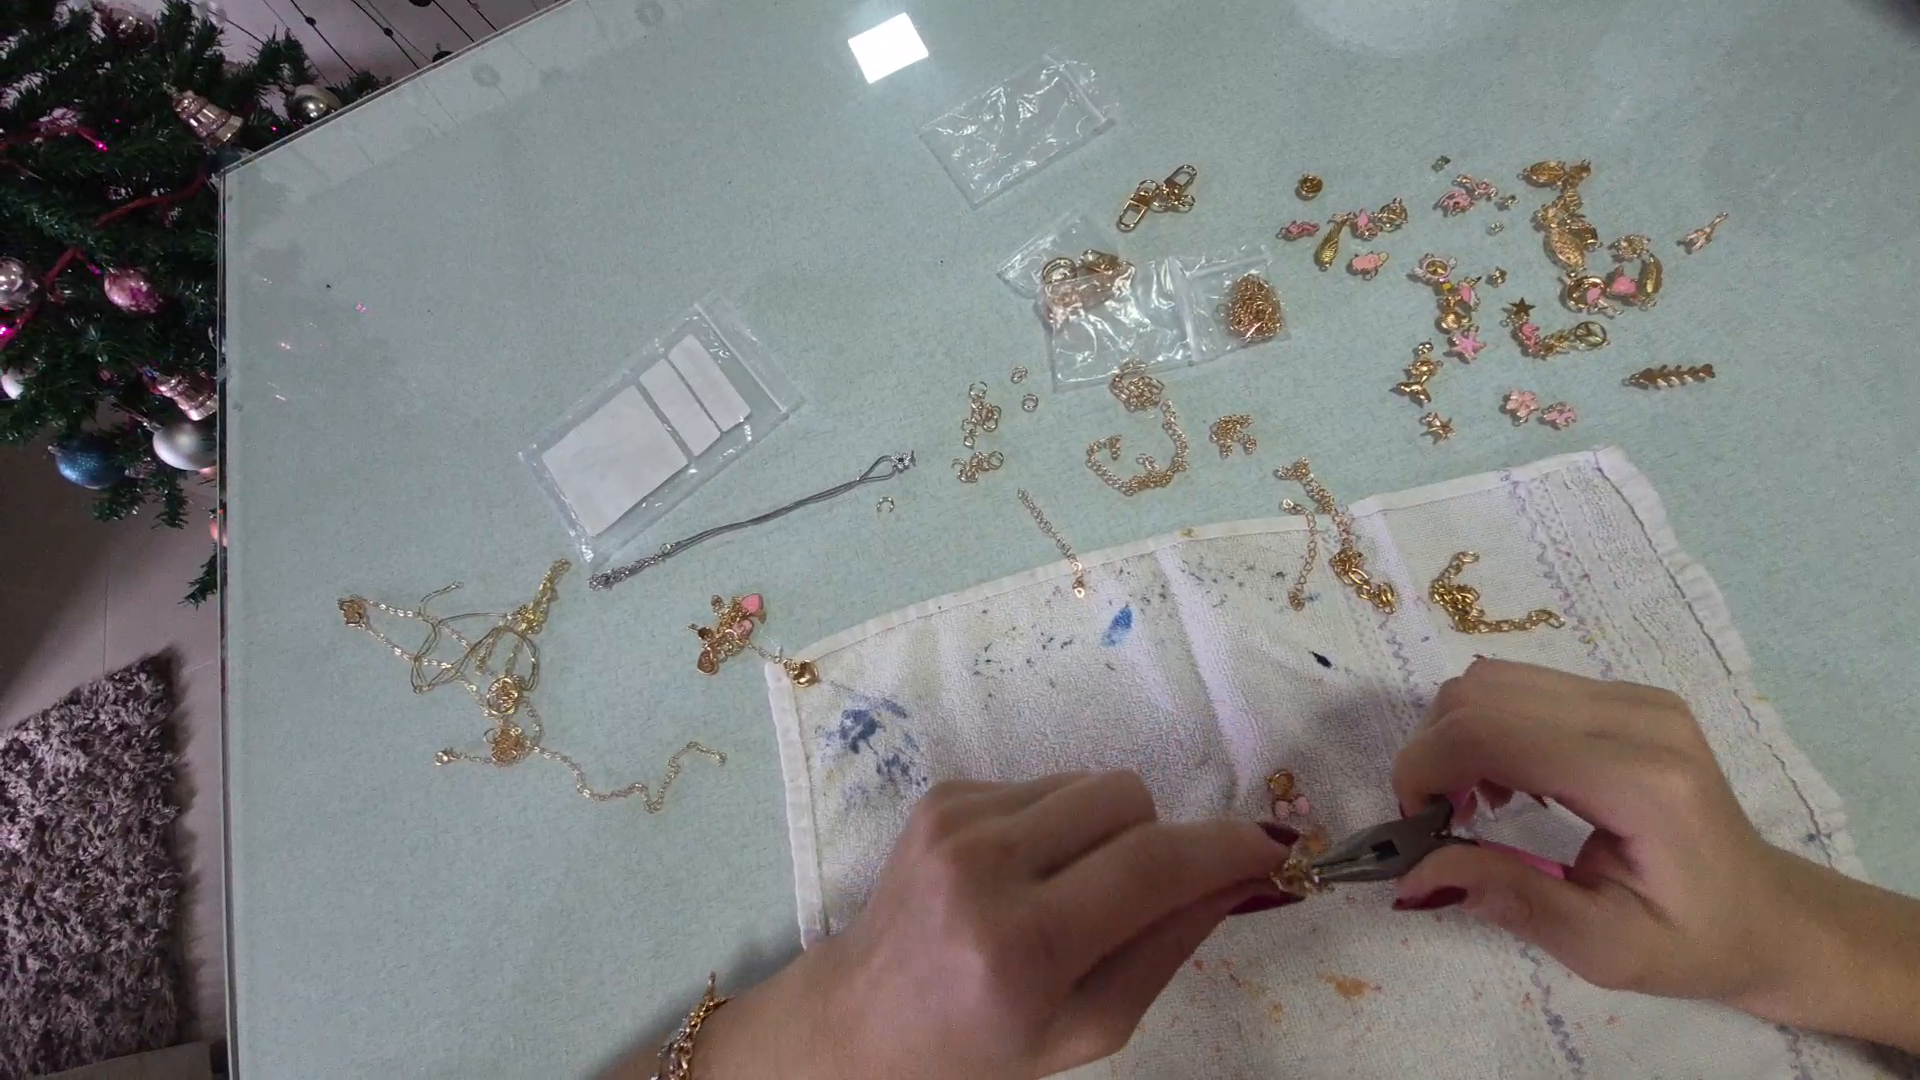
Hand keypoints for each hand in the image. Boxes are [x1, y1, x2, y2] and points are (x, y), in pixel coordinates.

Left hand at [691, 771, 1299, 1079]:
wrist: (864, 1019)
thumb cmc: (982, 1045)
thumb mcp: (1088, 1027)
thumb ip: (1167, 944)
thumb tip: (1235, 873)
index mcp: (1021, 948)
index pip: (1150, 868)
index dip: (1222, 848)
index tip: (1269, 844)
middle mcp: (981, 867)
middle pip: (1124, 797)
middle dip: (1154, 837)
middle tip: (1128, 893)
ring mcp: (953, 820)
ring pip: (1087, 781)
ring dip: (1100, 829)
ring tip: (1062, 886)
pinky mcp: (940, 793)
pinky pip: (1040, 782)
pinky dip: (1052, 822)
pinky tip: (1017, 871)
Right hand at [1391, 658, 1919, 1052]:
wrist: (1774, 916)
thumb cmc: (1693, 941)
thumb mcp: (1604, 949)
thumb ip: (1509, 899)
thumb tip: (1412, 870)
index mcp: (1641, 783)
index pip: (1487, 736)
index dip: (1425, 768)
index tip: (1416, 820)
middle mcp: (1637, 719)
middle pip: (1474, 697)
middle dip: (1431, 751)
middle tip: (1441, 811)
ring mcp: (1631, 696)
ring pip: (1483, 681)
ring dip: (1451, 734)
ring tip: (1474, 794)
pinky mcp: (1618, 691)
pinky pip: (1509, 683)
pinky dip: (1479, 722)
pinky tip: (1504, 772)